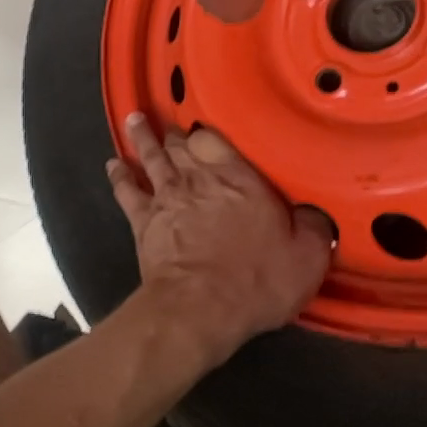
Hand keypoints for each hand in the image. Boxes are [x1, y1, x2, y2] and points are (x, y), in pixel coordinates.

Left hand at [107, 114, 333, 362]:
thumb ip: (311, 227)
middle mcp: (197, 179)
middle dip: (175, 133)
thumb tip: (313, 212)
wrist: (200, 305)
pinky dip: (118, 174)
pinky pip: (126, 189)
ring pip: (151, 157)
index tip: (205, 127)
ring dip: (142, 138)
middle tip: (170, 123)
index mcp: (238, 178)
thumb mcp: (306, 257)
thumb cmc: (257, 280)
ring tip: (134, 121)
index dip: (208, 132)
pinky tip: (113, 164)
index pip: (215, 140)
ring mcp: (166, 196)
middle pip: (181, 145)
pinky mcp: (143, 219)